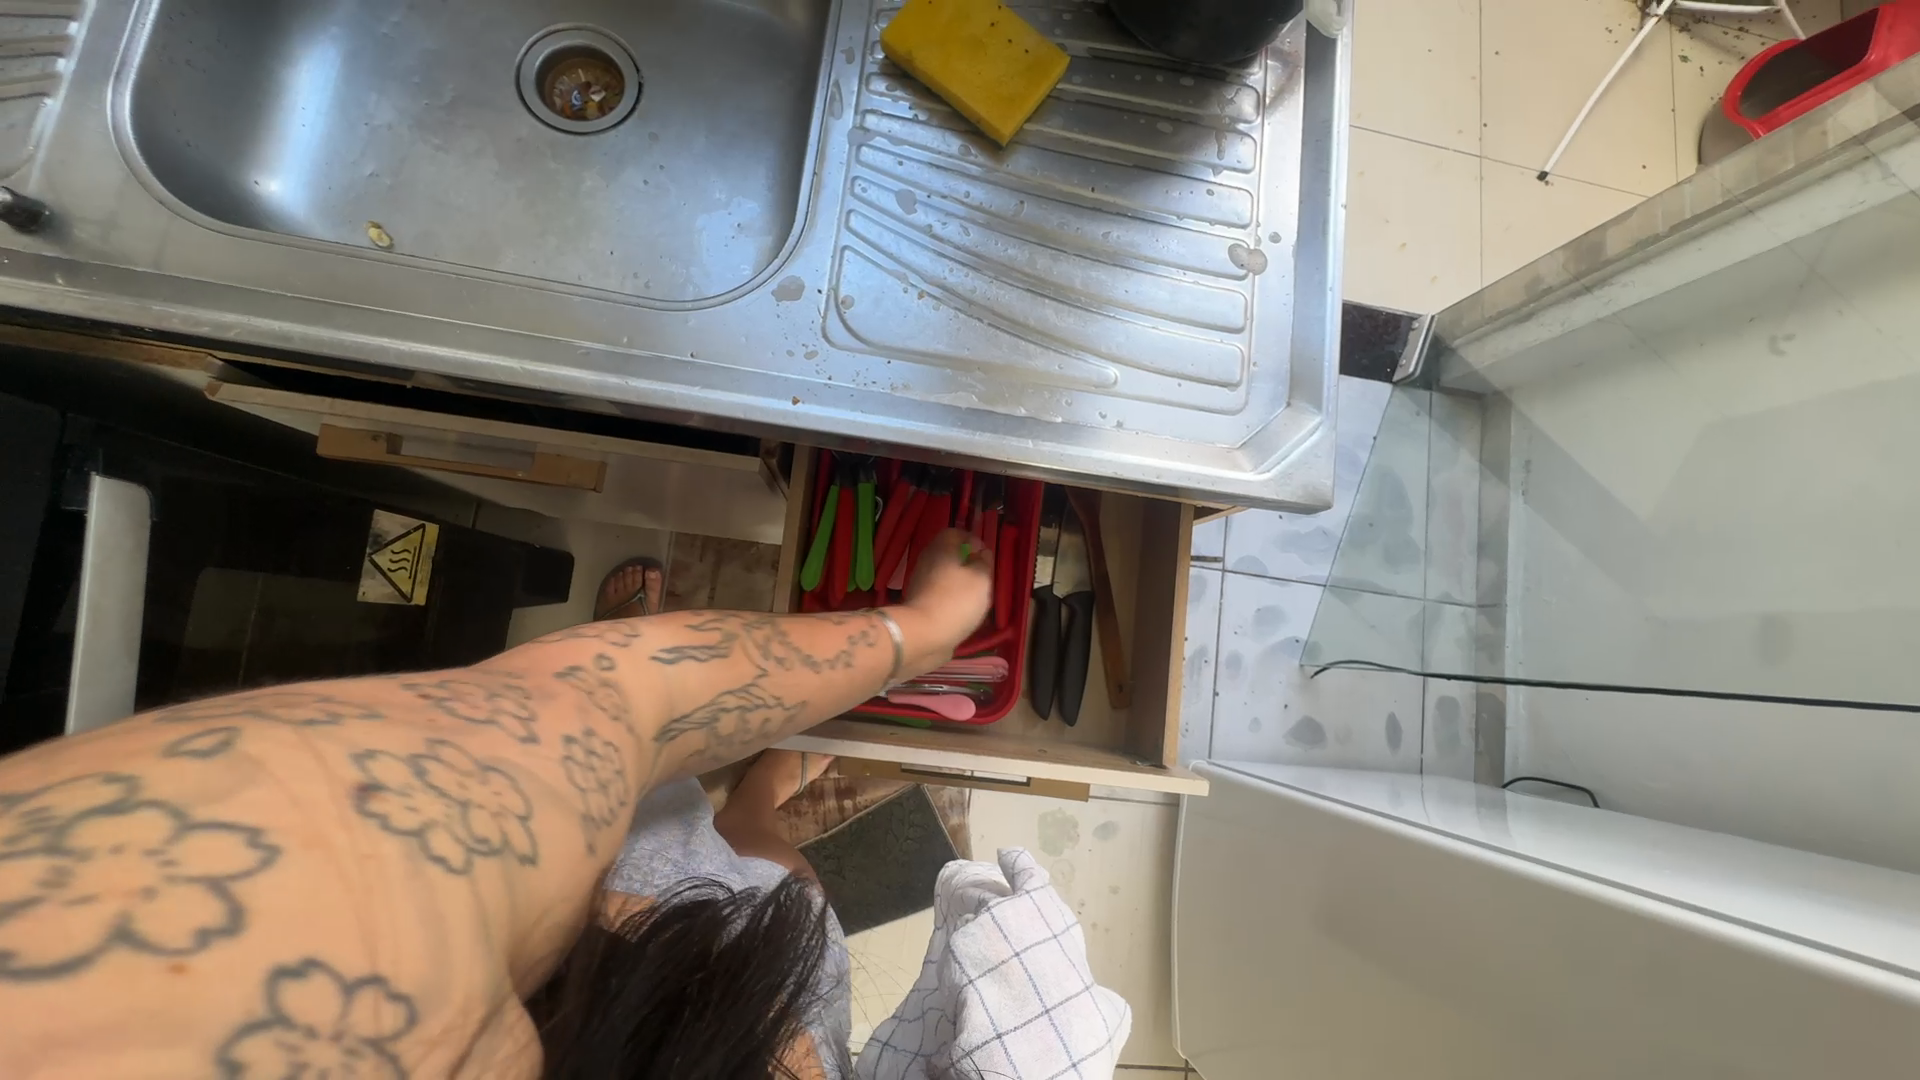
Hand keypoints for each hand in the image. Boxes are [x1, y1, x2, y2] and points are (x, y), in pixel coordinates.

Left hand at [893, 529, 993, 676]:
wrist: (924, 635)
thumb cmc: (956, 601)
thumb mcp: (981, 578)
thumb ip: (984, 563)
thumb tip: (981, 554)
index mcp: (941, 549)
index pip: (954, 532)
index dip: (971, 539)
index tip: (984, 554)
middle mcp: (927, 561)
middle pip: (948, 555)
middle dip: (966, 563)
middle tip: (983, 576)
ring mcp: (920, 583)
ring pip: (943, 575)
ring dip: (960, 583)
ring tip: (976, 597)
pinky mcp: (919, 604)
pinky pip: (939, 594)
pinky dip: (951, 598)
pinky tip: (963, 612)